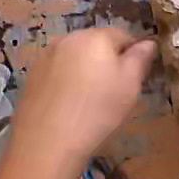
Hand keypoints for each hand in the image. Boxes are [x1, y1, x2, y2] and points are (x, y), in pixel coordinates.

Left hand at [7, 28, 156, 178]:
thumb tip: (147, 43)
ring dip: (84, 69)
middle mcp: (69, 38)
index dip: (132, 55)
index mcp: (96, 37)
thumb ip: (140, 58)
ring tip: (88, 99)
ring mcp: (46, 56)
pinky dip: (65, 81)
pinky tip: (67, 105)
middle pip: (96, 43)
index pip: (123, 35)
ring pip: (75, 57)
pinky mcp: (30, 75)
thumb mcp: (130, 85)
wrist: (46, 143)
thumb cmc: (97, 111)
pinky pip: (57, 71)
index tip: (133, 78)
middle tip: (112, 90)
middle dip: (106, 60)